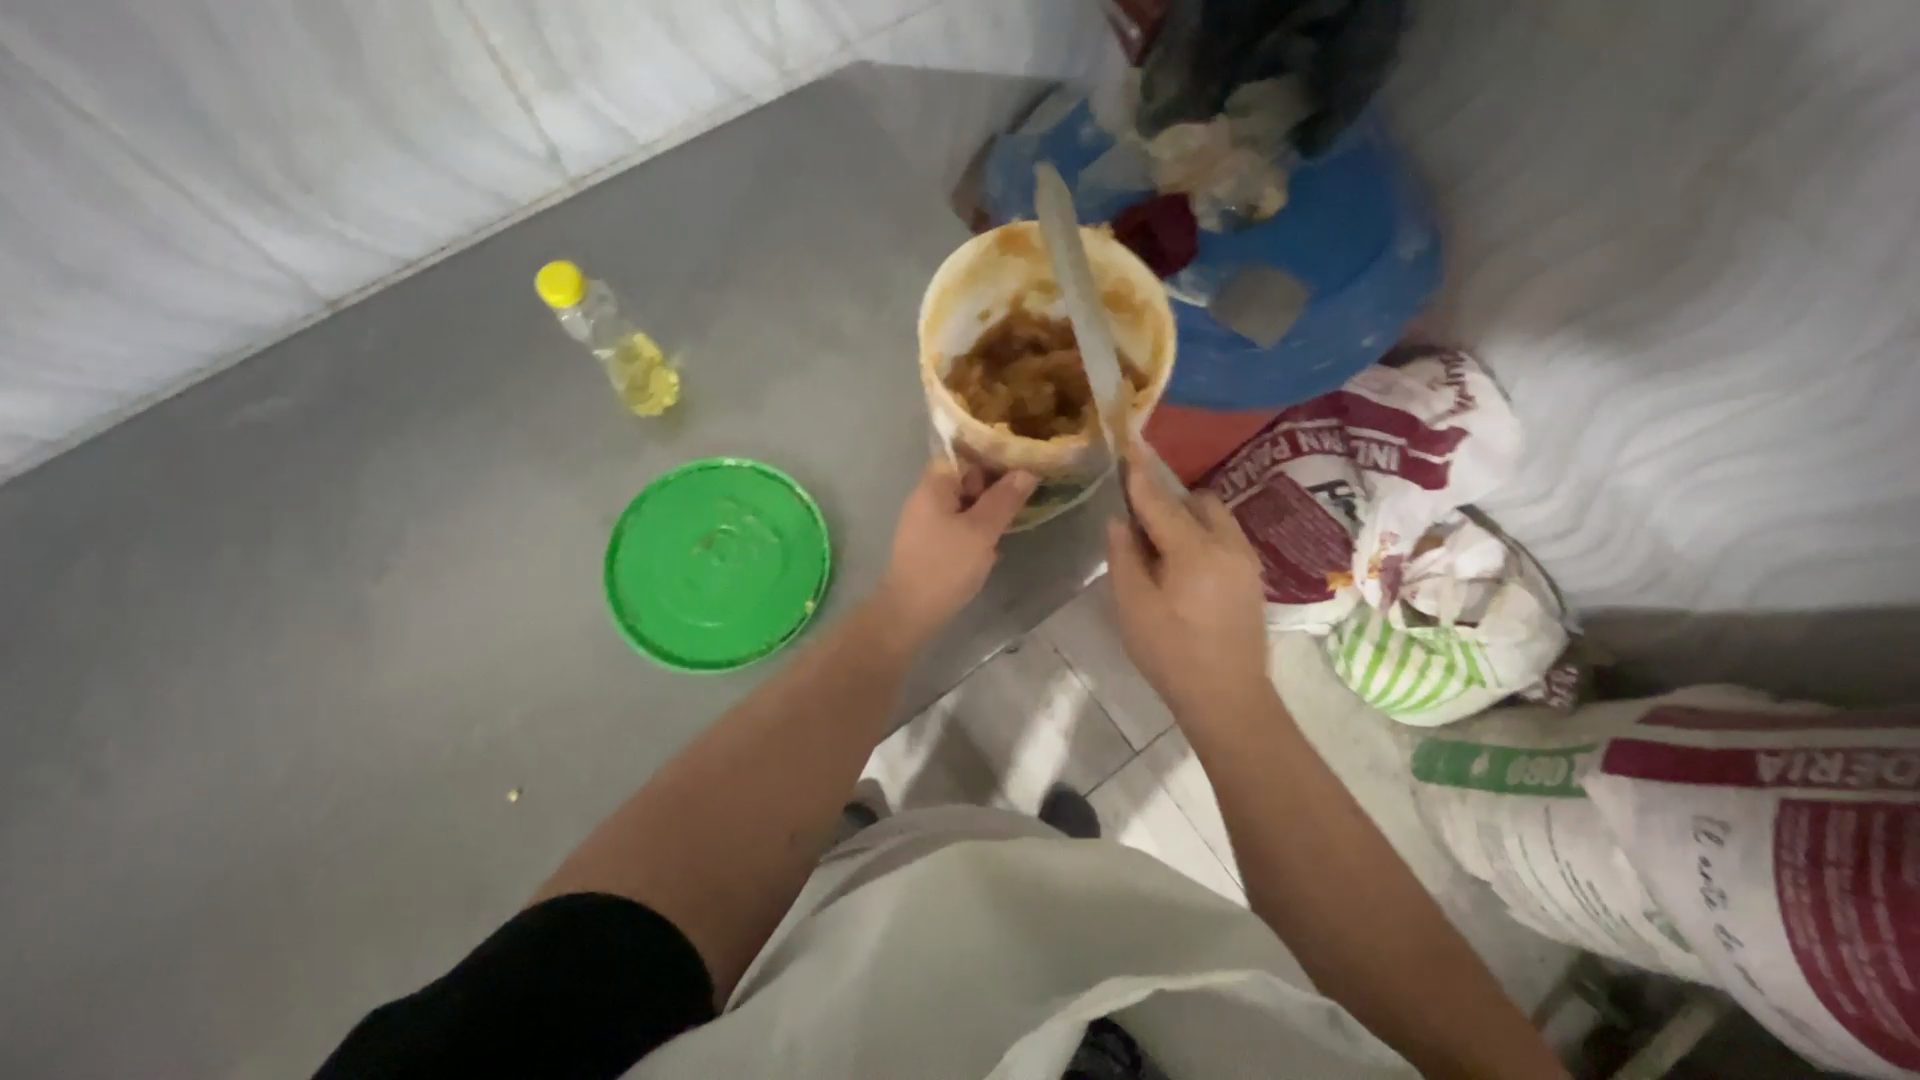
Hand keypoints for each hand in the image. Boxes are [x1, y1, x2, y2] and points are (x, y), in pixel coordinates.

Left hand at [874, 461, 1035, 645]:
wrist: (910, 613)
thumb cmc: (945, 566)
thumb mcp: (981, 530)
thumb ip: (1004, 499)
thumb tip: (1026, 471)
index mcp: (934, 485)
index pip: (963, 452)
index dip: (991, 451)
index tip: (1021, 455)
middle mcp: (927, 497)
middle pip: (965, 478)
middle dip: (995, 482)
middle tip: (1028, 486)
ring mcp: (927, 522)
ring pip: (965, 504)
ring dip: (989, 507)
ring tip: (1020, 510)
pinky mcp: (932, 544)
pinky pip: (959, 525)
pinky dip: (978, 528)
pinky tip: (998, 540)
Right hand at [1105, 445, 1269, 718]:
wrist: (1228, 697)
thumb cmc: (1172, 655)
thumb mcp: (1133, 607)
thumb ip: (1124, 557)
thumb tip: (1120, 521)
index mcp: (1195, 550)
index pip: (1160, 501)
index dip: (1139, 475)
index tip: (1127, 445)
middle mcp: (1228, 544)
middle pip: (1197, 501)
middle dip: (1167, 500)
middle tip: (1138, 522)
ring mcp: (1246, 560)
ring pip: (1215, 518)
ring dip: (1187, 518)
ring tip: (1160, 547)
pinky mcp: (1252, 577)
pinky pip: (1224, 537)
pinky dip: (1202, 536)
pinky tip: (1183, 566)